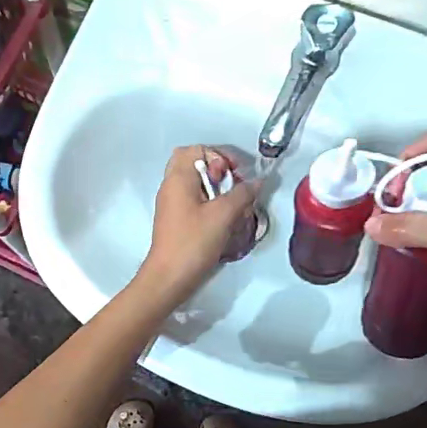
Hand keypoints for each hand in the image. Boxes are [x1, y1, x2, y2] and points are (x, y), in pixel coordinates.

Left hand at [137, 145, 259, 298]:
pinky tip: (225, 222)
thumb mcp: (223, 215)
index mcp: (178, 178)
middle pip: (196, 165)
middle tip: (233, 188)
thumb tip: (257, 181)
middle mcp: (171, 187)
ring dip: (218, 190)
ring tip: (233, 206)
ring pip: (197, 185)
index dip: (220, 156)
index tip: (237, 175)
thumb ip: (242, 194)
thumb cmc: (193, 242)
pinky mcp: (177, 221)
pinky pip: (196, 202)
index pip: (198, 149)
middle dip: (220, 172)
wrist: (169, 278)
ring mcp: (172, 205)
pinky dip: (212, 205)